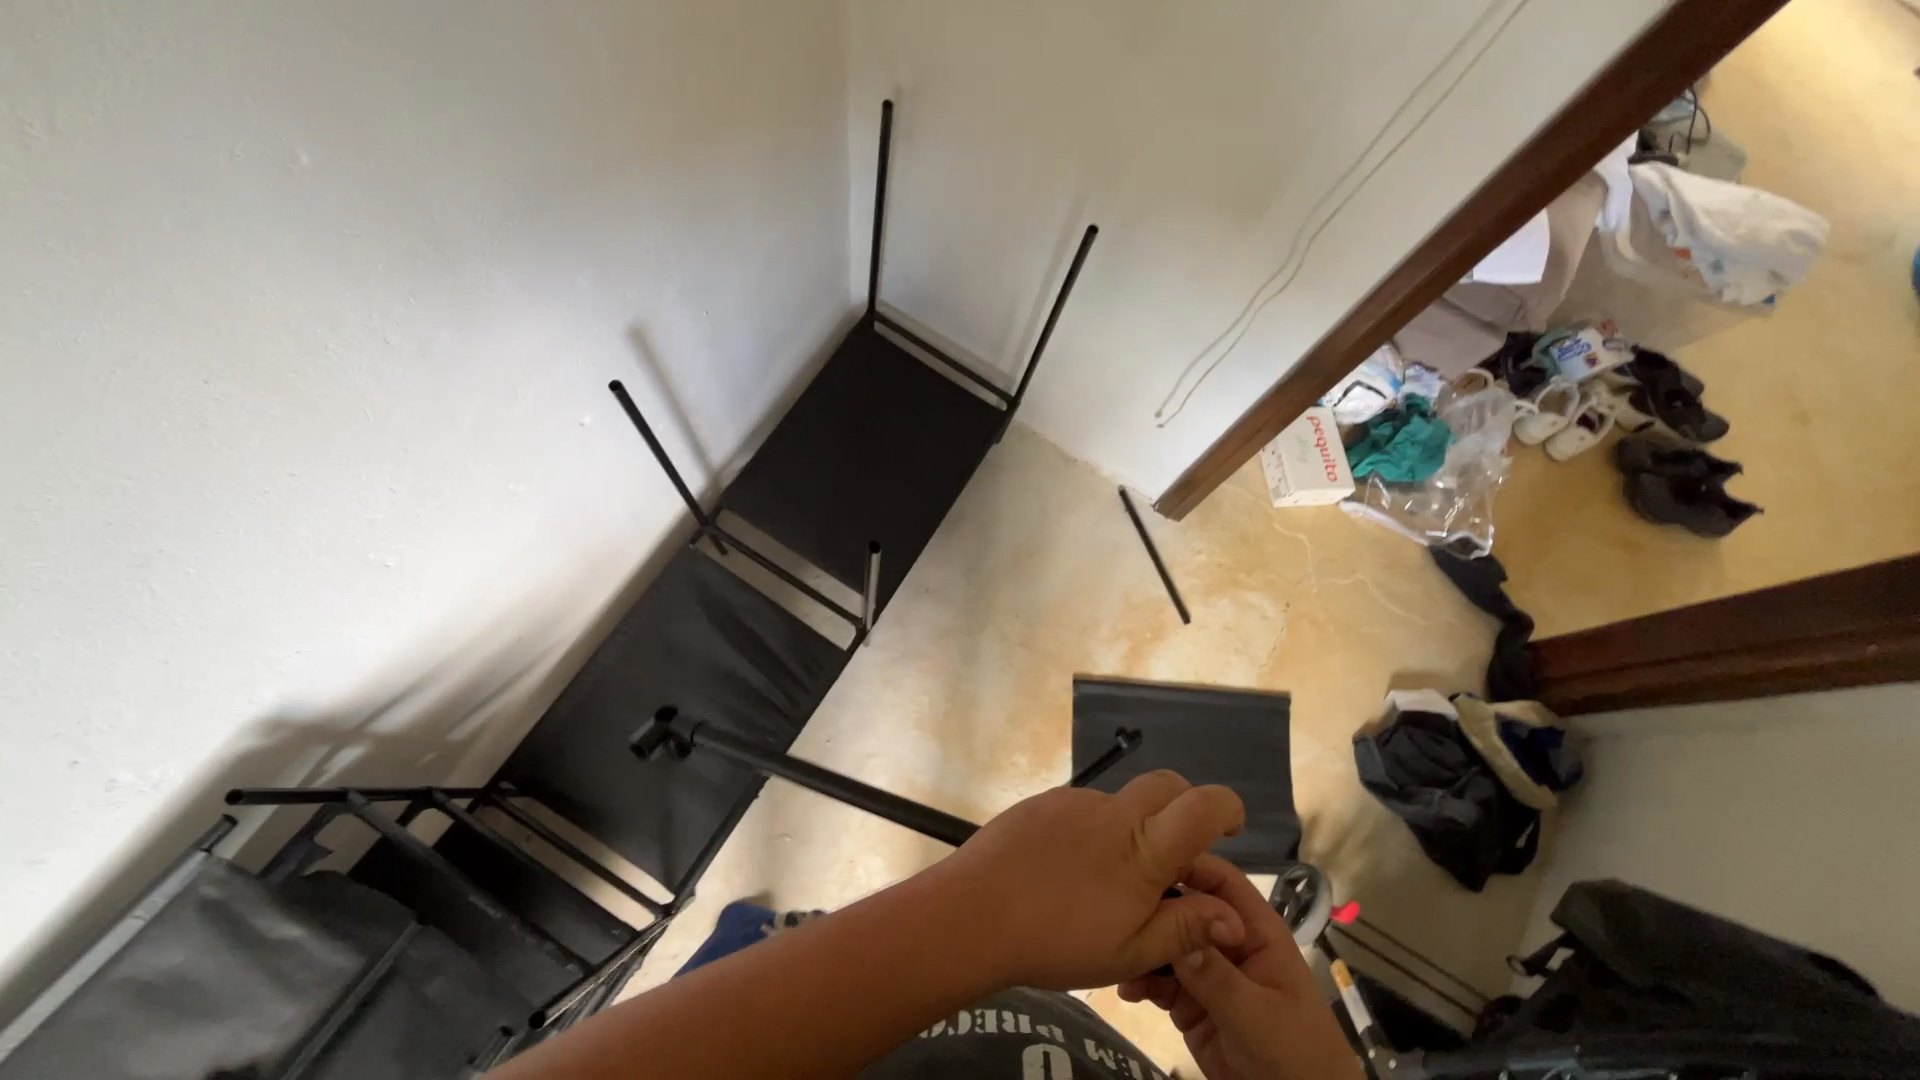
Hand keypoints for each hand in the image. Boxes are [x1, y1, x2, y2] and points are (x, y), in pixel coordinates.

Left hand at [923, 770, 1248, 990]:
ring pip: (1121, 800)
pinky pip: (1082, 808)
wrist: (972, 914)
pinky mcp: (1041, 803)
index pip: (1203, 804)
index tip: (1230, 827)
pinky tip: (1067, 870)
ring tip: (1107, 879)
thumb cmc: (1056, 941)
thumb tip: (1233, 917)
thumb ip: (1184, 929)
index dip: (1227, 807)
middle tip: (1176, 853)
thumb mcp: (1129, 953)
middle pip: (1166, 784)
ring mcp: (1073, 802)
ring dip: (1132, 825)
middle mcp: (1113, 812)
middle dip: (1184, 806)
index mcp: (1143, 848)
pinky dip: (1092, 830)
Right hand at [1117, 855, 1361, 1079]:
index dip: (1184, 863)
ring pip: (1166, 944)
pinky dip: (1141, 982)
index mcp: (1254, 929)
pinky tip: (1125, 989)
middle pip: (1183, 908)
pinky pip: (1159, 981)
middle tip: (1115, 916)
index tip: (1140, 862)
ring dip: (1141, 949)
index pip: (1218, 879)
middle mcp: (1226, 942)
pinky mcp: (1190, 1002)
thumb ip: (1216, 978)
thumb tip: (1173, 933)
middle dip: (1151, 909)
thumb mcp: (1259, 1017)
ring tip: (1117, 960)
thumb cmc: (1297, 1057)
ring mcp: (1207, 972)